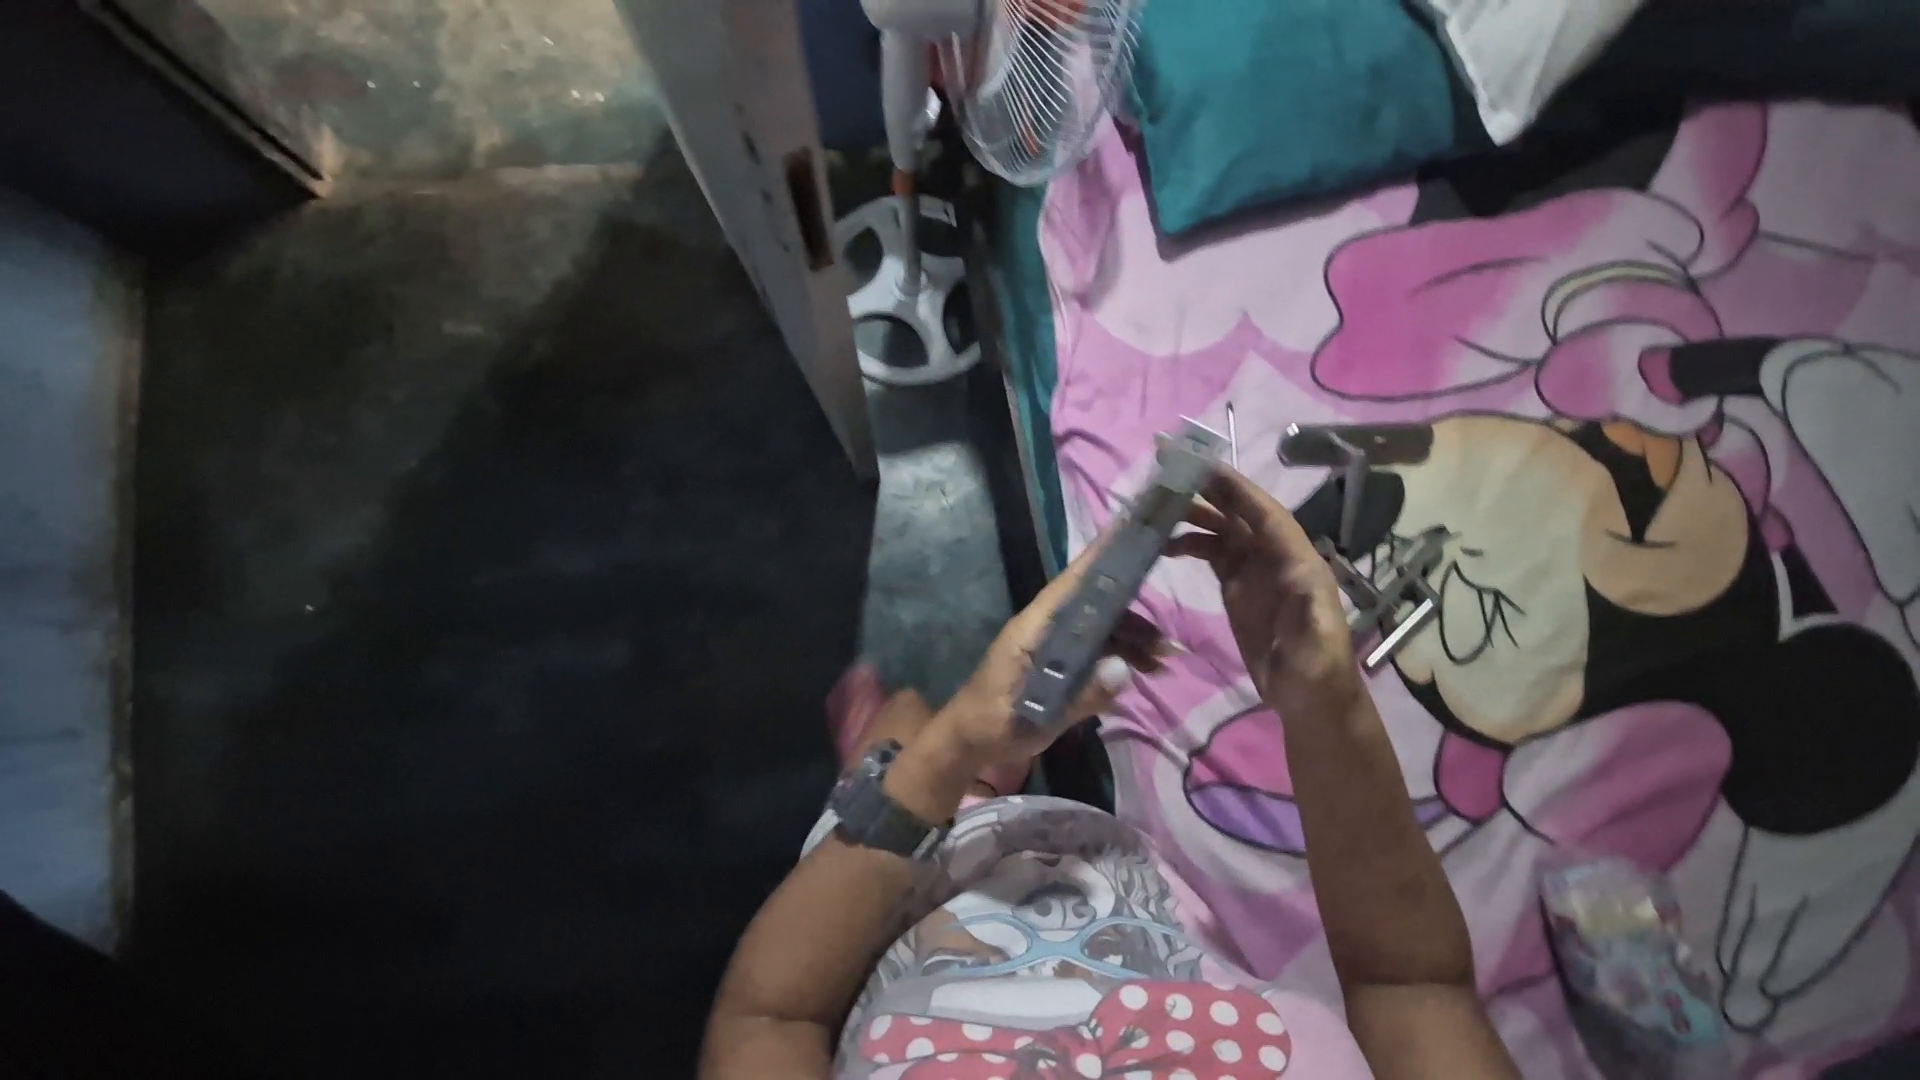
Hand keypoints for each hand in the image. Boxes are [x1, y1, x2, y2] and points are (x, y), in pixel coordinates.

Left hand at [933, 531, 1165, 770]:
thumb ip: (1080, 695)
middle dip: (1132, 621)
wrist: (966, 745)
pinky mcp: (1055, 668)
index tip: (1129, 537)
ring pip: (1098, 632)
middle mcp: (1043, 631)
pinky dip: (1118, 660)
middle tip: (1168, 645)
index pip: (1068, 586)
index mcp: (1031, 630)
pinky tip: (1142, 674)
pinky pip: (1092, 653)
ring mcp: (1050, 648)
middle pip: (1094, 610)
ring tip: (1163, 664)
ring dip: (1131, 643)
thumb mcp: (1036, 716)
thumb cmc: (992, 725)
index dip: (1097, 561)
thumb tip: (1123, 669)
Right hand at [1169, 465, 1359, 709]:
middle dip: (1208, 490)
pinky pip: (1212, 553)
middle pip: (1239, 513)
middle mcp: (1275, 556)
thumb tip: (1299, 576)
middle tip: (1169, 471)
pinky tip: (1166, 545)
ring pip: (1221, 529)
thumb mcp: (1316, 643)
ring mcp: (1254, 569)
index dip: (1237, 489)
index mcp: (1297, 560)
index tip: (1205, 466)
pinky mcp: (1237, 586)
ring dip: (1192, 516)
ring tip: (1157, 510)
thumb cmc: (1316, 669)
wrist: (1308, 698)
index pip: (1265, 514)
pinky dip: (1190, 543)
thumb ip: (1309, 611)